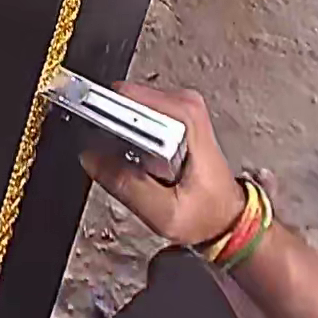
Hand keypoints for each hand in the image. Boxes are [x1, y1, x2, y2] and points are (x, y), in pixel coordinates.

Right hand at [79, 83, 247, 245]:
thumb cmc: (204, 213)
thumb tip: (91, 157)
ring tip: (131, 158)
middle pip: (126, 99)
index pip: (134, 101)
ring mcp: (181, 105)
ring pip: (127, 102)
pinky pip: (135, 107)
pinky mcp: (174, 109)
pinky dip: (127, 128)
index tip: (93, 132)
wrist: (226, 218)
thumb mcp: (163, 212)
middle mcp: (186, 106)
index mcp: (188, 124)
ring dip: (118, 128)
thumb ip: (125, 185)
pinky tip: (136, 152)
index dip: (108, 116)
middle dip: (112, 126)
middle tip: (119, 158)